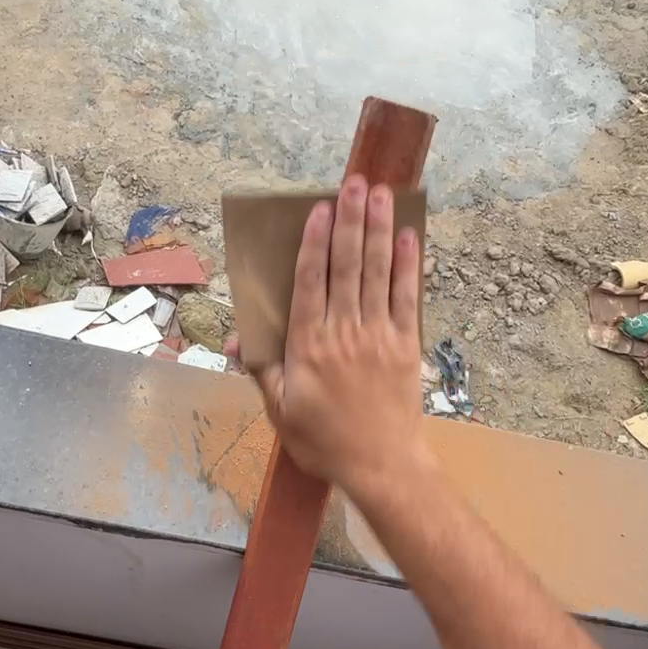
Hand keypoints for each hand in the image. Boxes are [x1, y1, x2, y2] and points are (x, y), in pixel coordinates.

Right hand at [251, 175, 433, 502]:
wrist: (381, 465)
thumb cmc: (324, 442)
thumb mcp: (280, 411)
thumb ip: (262, 371)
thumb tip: (238, 341)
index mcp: (308, 346)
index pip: (311, 282)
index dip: (315, 242)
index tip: (319, 209)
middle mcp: (343, 332)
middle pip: (346, 266)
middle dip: (350, 221)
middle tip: (354, 183)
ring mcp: (378, 336)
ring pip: (377, 273)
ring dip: (379, 231)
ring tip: (381, 195)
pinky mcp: (406, 346)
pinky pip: (407, 298)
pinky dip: (408, 266)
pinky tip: (409, 238)